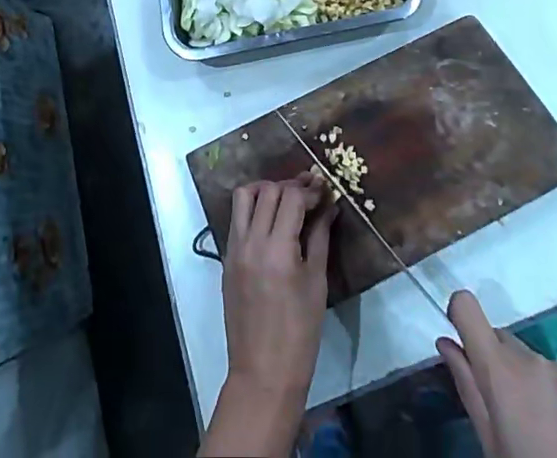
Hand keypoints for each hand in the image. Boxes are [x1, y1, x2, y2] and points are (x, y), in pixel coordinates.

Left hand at [198, 175, 336, 457]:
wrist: (263, 370)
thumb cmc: (300, 331)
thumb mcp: (317, 283)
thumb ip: (320, 238)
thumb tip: (329, 207)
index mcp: (277, 249)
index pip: (290, 197)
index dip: (310, 189)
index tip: (325, 190)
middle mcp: (251, 242)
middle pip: (267, 191)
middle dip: (290, 186)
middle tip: (310, 193)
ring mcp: (234, 249)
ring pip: (243, 198)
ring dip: (265, 191)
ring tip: (286, 200)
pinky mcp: (227, 258)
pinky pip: (237, 219)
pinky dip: (253, 209)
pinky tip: (272, 220)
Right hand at [437, 290, 556, 457]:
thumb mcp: (492, 445)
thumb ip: (468, 389)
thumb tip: (447, 345)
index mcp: (502, 370)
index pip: (466, 307)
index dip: (457, 316)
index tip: (459, 344)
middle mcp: (533, 358)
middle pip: (499, 340)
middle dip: (492, 364)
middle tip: (501, 413)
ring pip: (529, 362)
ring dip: (524, 383)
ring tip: (539, 435)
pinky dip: (553, 397)